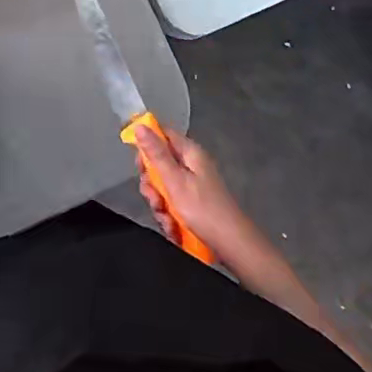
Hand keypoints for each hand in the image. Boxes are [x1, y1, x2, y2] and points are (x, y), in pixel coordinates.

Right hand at [133, 125, 253, 255]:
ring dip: (160, 204)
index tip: (140, 165)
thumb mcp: (174, 180)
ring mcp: (192, 186)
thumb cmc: (203, 209)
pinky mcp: (193, 204)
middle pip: (159, 164)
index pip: (162, 134)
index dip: (147, 144)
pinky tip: (174, 228)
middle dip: (152, 185)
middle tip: (155, 198)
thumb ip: (156, 154)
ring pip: (162, 187)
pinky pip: (172, 204)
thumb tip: (139, 126)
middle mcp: (191, 166)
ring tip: (167, 219)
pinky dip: (169, 216)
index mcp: (189, 153)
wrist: (232, 245)